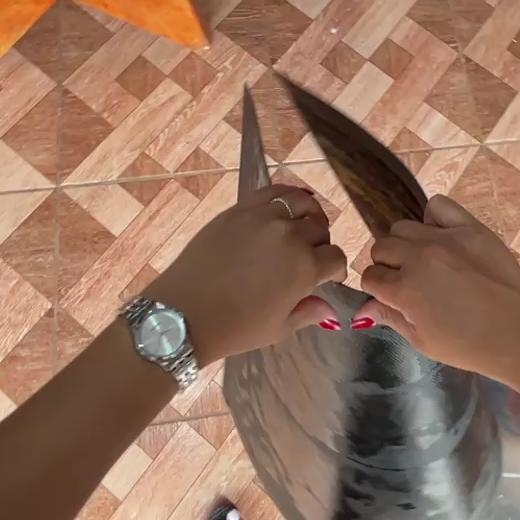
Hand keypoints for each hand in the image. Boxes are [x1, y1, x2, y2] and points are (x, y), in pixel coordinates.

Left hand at [145, 185, 345, 364]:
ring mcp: (263, 217)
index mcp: (304, 267)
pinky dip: (285, 197)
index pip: (336, 257)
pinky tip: (282, 209)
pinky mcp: (240, 209)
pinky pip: (272, 192)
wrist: (183, 314)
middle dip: (321, 244)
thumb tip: (332, 311)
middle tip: (311, 256)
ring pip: (301, 201)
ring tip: (301, 225)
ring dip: (308, 214)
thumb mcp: (278, 328)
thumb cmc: (234, 328)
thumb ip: (309, 313)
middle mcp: (289, 235)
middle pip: (320, 228)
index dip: (335, 270)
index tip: (329, 277)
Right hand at [357, 195, 519, 385]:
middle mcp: (419, 257)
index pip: (370, 276)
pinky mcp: (470, 226)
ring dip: (406, 243)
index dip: (378, 289)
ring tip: (426, 261)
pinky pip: (438, 206)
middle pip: (381, 247)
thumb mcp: (423, 341)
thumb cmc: (471, 346)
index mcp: (405, 290)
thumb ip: (390, 318)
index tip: (391, 297)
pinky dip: (433, 218)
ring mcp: (445, 238)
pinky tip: (442, 238)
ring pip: (403, 227)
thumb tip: (361, 310)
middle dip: (387, 265)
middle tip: (408, 280)